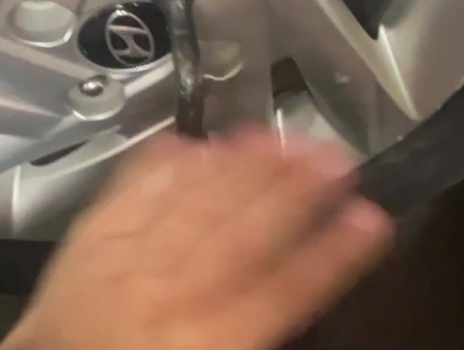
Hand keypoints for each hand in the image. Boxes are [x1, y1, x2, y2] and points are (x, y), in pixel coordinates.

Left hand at [3, 127, 392, 349]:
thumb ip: (249, 322)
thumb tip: (292, 281)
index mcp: (204, 342)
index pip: (282, 292)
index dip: (331, 253)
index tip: (370, 218)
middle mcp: (169, 292)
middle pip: (243, 232)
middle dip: (295, 189)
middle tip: (338, 153)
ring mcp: (127, 254)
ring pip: (196, 200)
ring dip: (243, 163)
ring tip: (285, 133)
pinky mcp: (93, 230)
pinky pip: (137, 187)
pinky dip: (170, 161)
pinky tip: (198, 138)